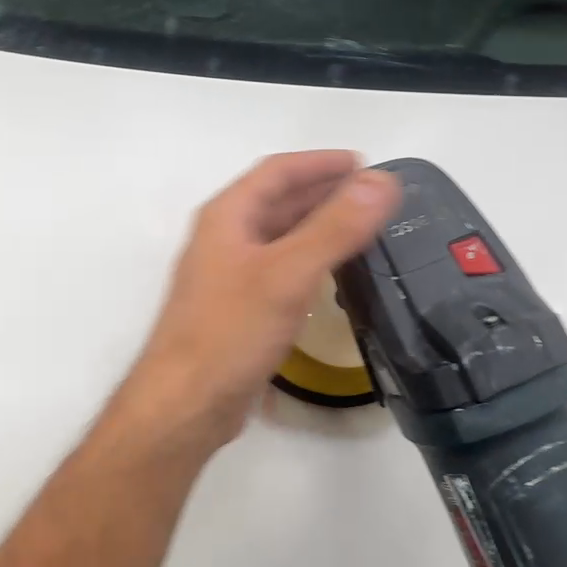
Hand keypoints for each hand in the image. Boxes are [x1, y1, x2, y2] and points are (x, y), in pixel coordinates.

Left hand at [112, 151, 401, 450]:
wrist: (186, 403)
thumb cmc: (229, 332)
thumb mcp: (287, 274)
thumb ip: (335, 227)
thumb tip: (380, 181)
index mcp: (227, 216)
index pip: (278, 171)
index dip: (320, 163)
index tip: (364, 163)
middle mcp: (225, 237)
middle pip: (278, 201)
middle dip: (324, 192)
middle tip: (373, 195)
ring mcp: (230, 274)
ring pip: (280, 236)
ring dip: (318, 226)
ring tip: (363, 227)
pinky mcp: (239, 308)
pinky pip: (280, 269)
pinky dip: (310, 260)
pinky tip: (334, 274)